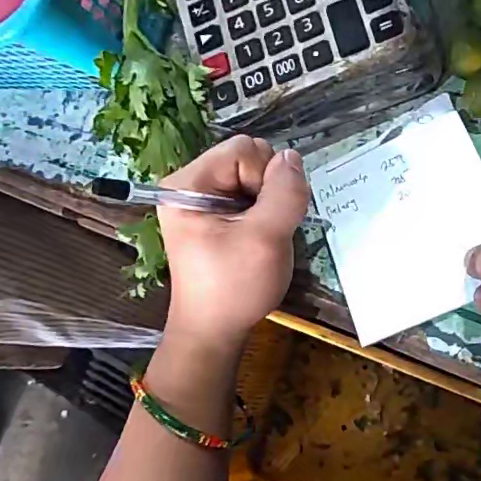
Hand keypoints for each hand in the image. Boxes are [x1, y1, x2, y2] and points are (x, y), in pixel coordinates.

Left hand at [159, 135, 309, 346]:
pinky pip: (252, 193)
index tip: (261, 218)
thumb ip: (284, 194)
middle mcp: (191, 184)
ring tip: (261, 236)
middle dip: (268, 189)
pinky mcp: (215, 214)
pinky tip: (259, 238)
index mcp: (188, 183)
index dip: (264, 178)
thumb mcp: (265, 238)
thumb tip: (293, 158)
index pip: (244, 149)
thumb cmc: (233, 288)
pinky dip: (264, 212)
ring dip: (270, 203)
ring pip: (255, 175)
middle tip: (263, 228)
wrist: (214, 331)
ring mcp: (203, 199)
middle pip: (249, 157)